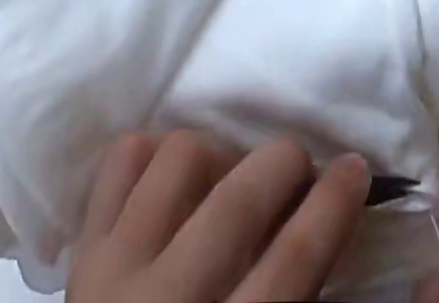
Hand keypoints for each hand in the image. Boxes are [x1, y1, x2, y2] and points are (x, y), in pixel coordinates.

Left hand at [68, 131, 369, 302]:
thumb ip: (292, 293)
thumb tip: (321, 220)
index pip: (291, 262)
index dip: (331, 206)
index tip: (355, 167)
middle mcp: (166, 302)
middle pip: (235, 204)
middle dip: (282, 163)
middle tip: (301, 160)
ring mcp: (114, 270)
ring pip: (176, 162)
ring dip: (218, 152)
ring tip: (231, 174)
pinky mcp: (83, 250)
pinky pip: (120, 162)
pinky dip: (154, 150)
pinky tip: (175, 174)